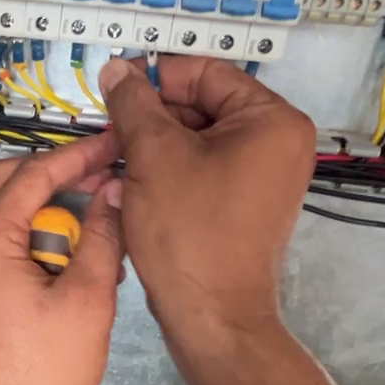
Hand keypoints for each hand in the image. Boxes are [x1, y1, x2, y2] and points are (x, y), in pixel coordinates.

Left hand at [0, 133, 125, 384]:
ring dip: (47, 214)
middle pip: (6, 186)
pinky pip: (0, 250)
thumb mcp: (86, 301)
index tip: (114, 143)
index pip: (34, 174)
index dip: (78, 154)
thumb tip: (112, 192)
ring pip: (3, 219)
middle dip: (55, 176)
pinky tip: (73, 266)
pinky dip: (34, 244)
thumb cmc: (42, 374)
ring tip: (96, 231)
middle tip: (102, 178)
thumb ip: (101, 237)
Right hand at [98, 57, 316, 349]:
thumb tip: (117, 67)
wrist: (212, 316)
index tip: (111, 88)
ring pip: (195, 143)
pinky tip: (130, 188)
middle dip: (150, 118)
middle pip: (201, 108)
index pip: (206, 73)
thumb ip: (133, 103)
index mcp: (271, 120)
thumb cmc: (188, 230)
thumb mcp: (153, 156)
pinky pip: (200, 173)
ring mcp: (262, 178)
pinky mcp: (242, 207)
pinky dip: (165, 174)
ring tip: (113, 163)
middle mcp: (277, 143)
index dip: (155, 76)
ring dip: (151, 148)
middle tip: (107, 132)